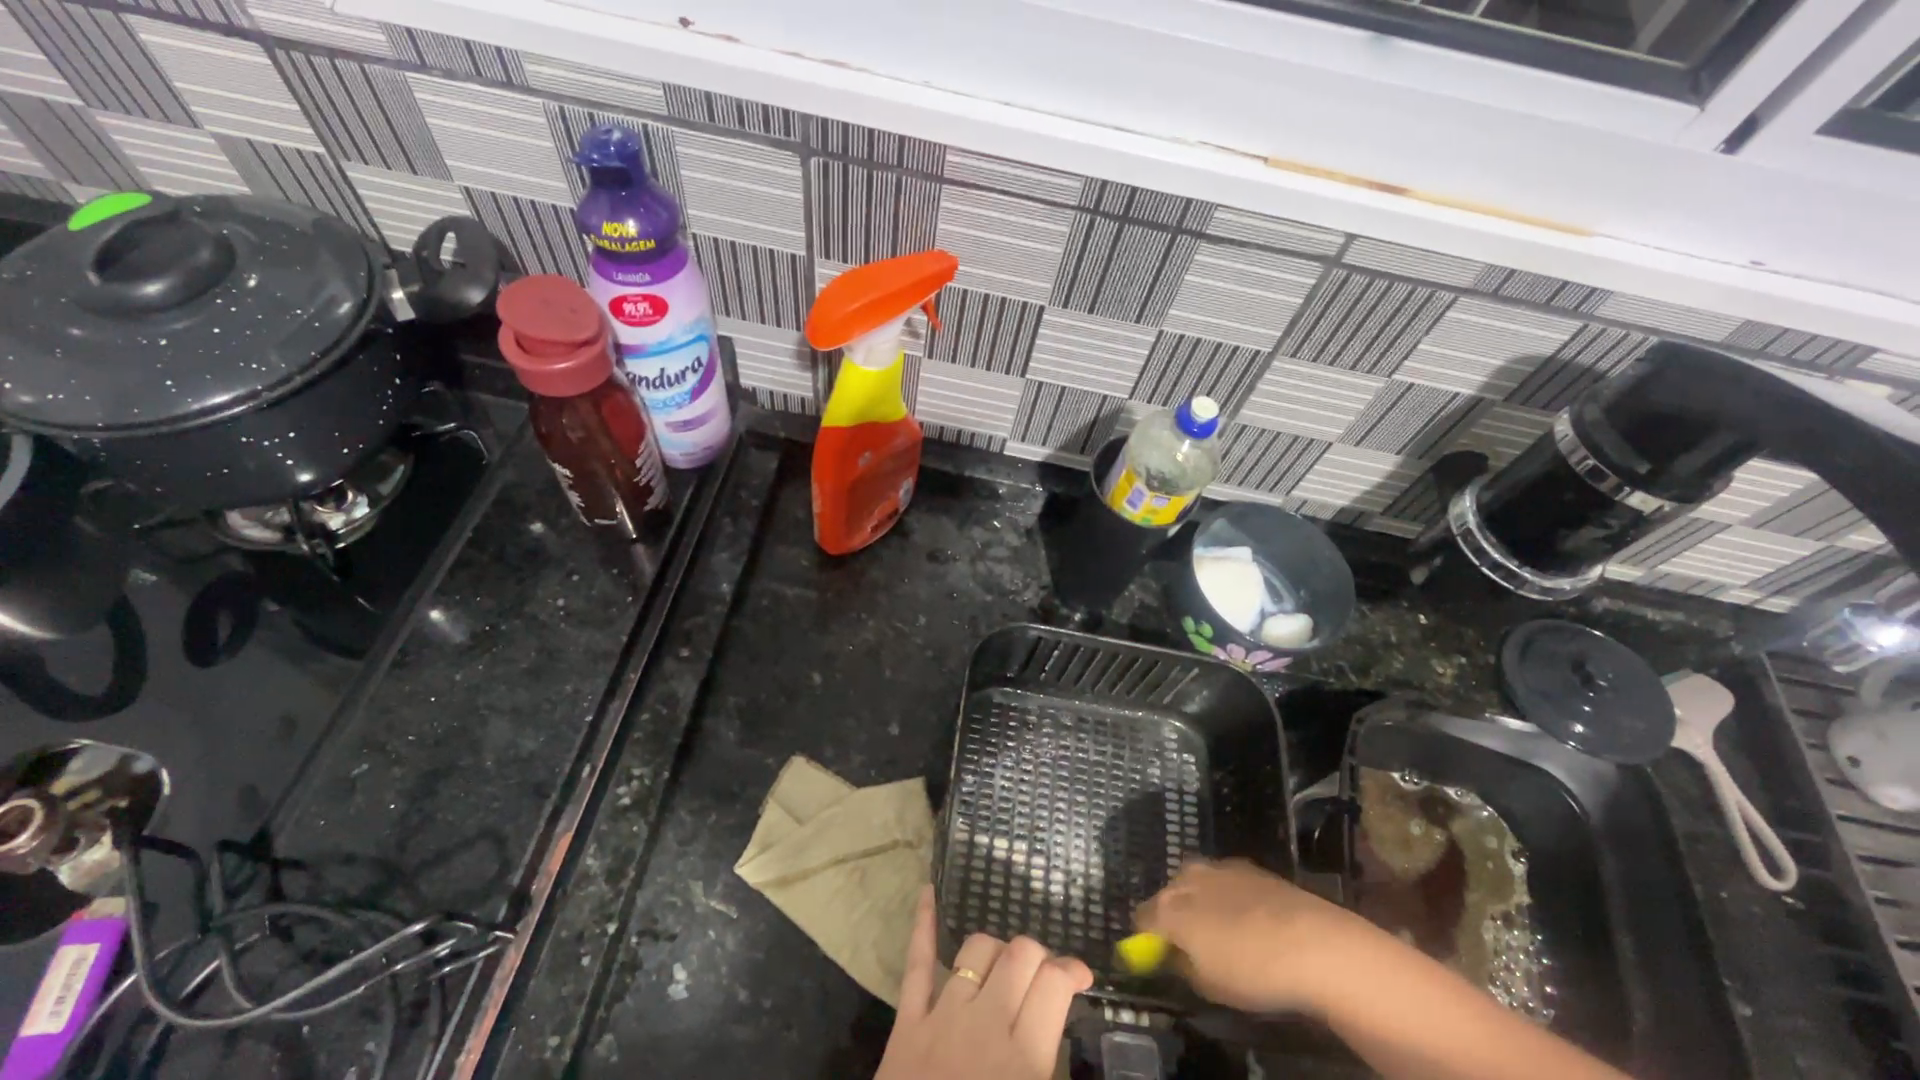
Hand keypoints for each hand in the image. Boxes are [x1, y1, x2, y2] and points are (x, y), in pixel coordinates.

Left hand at [877, 885, 1093, 1079]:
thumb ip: (1054, 1066)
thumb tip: (1066, 1031)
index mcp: (1025, 1056)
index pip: (1056, 981)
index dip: (1072, 970)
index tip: (1078, 977)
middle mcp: (986, 1023)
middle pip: (1020, 954)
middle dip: (1037, 956)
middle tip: (1039, 978)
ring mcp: (943, 1016)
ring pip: (978, 949)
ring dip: (997, 950)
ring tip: (1004, 966)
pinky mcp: (907, 1020)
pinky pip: (917, 963)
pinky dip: (923, 925)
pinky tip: (929, 893)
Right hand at [1135, 858, 1374, 1014]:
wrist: (1318, 945)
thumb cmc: (1254, 971)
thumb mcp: (1209, 986)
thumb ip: (1182, 966)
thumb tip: (1175, 956)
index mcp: (1169, 907)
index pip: (1140, 919)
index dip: (1147, 940)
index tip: (1161, 959)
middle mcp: (1188, 878)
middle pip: (1168, 895)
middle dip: (1173, 916)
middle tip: (1193, 947)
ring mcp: (1222, 868)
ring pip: (1198, 885)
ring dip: (1202, 903)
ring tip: (1225, 933)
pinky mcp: (1253, 867)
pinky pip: (1227, 883)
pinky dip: (1229, 897)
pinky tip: (1251, 921)